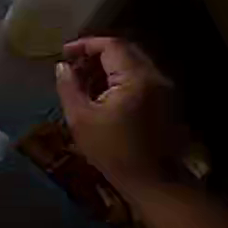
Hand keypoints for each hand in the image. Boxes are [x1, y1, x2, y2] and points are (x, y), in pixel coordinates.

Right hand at [54, 37, 190, 200]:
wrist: (153, 182)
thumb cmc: (114, 152)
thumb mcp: (81, 119)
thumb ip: (69, 87)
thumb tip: (62, 67)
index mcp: (135, 77)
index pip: (111, 45)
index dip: (85, 44)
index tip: (64, 53)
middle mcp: (154, 76)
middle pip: (124, 50)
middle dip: (96, 54)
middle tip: (72, 65)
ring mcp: (163, 89)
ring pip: (133, 64)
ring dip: (108, 66)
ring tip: (83, 80)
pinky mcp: (165, 102)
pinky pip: (140, 78)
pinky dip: (120, 78)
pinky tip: (101, 94)